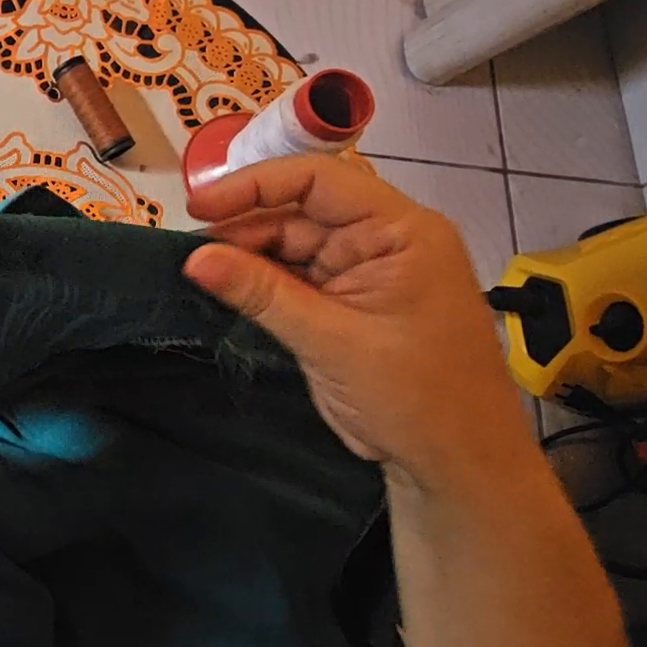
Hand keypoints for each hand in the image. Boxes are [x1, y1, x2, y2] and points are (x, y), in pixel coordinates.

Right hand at [182, 155, 531, 487]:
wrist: (455, 465)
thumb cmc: (415, 397)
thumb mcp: (331, 340)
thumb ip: (260, 293)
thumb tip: (193, 258)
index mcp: (399, 232)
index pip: (318, 181)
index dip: (254, 185)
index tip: (199, 207)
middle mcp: (380, 241)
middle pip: (297, 212)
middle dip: (242, 228)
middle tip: (190, 253)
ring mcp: (360, 272)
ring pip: (287, 246)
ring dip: (244, 257)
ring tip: (199, 271)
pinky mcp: (342, 303)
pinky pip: (290, 278)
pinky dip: (256, 282)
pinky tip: (223, 288)